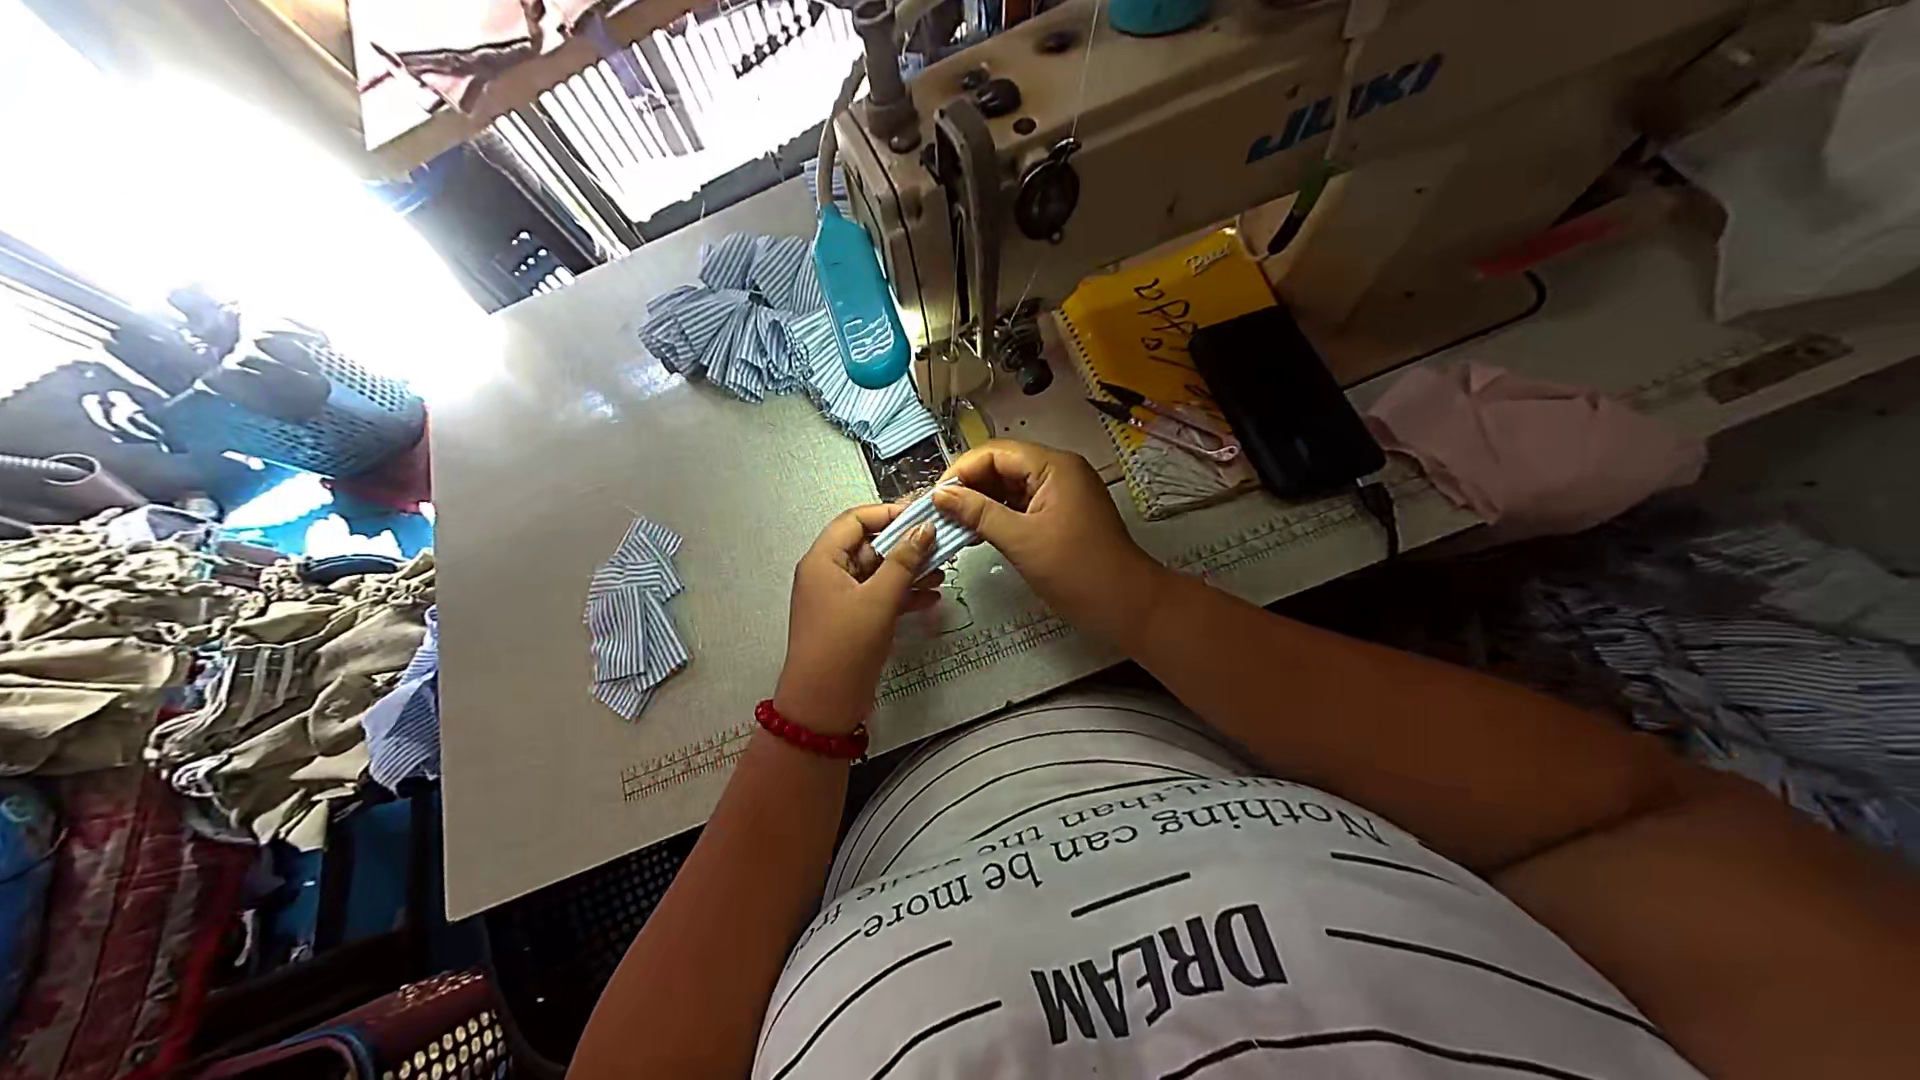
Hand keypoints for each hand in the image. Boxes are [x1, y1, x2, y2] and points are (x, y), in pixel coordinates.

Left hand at [775, 504, 942, 734]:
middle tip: (939, 545)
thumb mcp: (879, 599)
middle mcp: (829, 573)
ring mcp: (841, 598)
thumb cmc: (844, 647)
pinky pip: (880, 596)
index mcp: (824, 560)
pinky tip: (931, 597)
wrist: (823, 706)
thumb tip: (924, 529)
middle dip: (906, 545)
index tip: (923, 518)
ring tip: (942, 571)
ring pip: (879, 572)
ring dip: (909, 571)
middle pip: (870, 545)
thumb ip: (904, 561)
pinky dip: (904, 594)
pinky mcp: (853, 620)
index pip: (856, 520)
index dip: (889, 514)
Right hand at [932, 439, 1168, 642]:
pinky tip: (976, 532)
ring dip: (981, 502)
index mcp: (1054, 466)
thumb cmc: (1076, 570)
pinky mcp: (1061, 513)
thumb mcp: (1021, 540)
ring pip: (1010, 486)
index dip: (961, 471)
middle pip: (1002, 465)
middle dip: (969, 486)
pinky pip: (1022, 504)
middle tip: (940, 513)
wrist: (1126, 605)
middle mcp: (1059, 470)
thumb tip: (940, 495)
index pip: (995, 452)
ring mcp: (1061, 492)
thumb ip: (978, 513)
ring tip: (953, 524)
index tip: (935, 497)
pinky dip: (998, 515)